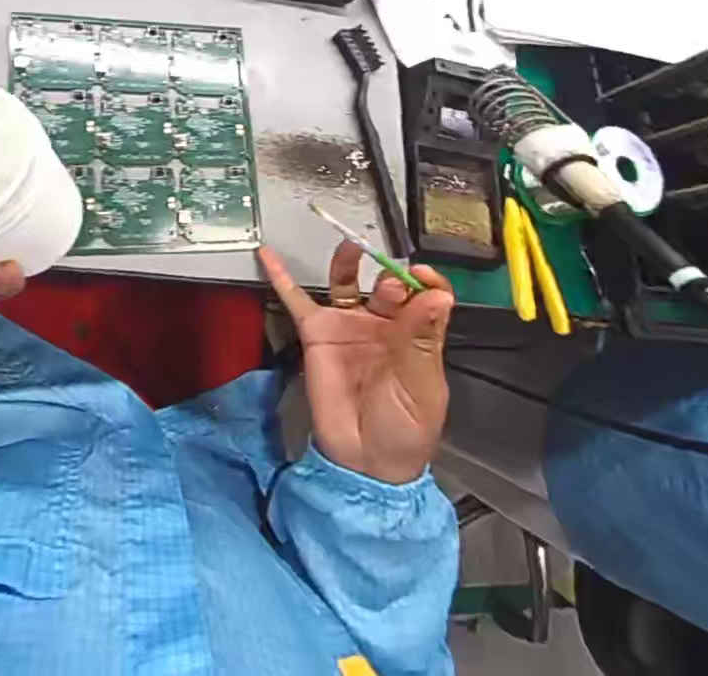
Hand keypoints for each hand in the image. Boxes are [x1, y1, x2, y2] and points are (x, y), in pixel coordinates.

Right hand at [258, 243, 453, 483]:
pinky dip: (282, 276)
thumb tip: (437, 296)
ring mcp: (347, 325)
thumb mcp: (421, 385)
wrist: (363, 461)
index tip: (422, 277)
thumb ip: (422, 338)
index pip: (427, 296)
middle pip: (387, 285)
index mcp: (418, 336)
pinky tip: (271, 255)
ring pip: (346, 282)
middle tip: (391, 286)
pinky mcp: (315, 332)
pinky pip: (295, 299)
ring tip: (352, 247)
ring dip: (349, 261)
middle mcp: (383, 325)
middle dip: (392, 277)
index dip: (427, 282)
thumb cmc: (404, 429)